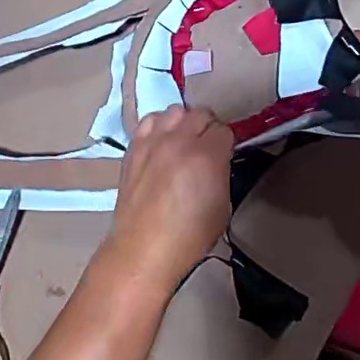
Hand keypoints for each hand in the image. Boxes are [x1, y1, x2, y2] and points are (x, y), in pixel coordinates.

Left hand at [107, 106, 232, 285]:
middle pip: (200, 114)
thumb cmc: (188, 235)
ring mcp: (152, 141)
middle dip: (207, 128)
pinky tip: (161, 143)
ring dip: (183, 123)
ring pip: (174, 111)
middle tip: (207, 148)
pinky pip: (149, 121)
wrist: (144, 248)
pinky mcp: (133, 148)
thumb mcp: (222, 205)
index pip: (224, 130)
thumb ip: (221, 173)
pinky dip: (159, 127)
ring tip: (183, 142)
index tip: (224, 154)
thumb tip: (216, 161)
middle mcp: (178, 141)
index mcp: (206, 156)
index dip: (226, 143)